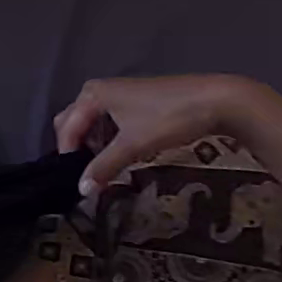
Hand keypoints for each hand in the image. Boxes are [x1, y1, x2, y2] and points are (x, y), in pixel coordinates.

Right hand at [54, 75, 264, 194]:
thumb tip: (81, 191)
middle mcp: (97, 90)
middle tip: (88, 174)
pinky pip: (106, 122)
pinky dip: (106, 139)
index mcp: (91, 95)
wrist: (214, 100)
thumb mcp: (133, 145)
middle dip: (76, 148)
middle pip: (73, 123)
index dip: (68, 157)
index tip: (78, 183)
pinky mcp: (131, 101)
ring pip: (90, 123)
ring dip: (92, 146)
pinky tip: (119, 154)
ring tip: (104, 169)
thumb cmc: (167, 118)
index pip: (67, 129)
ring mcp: (115, 94)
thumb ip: (104, 167)